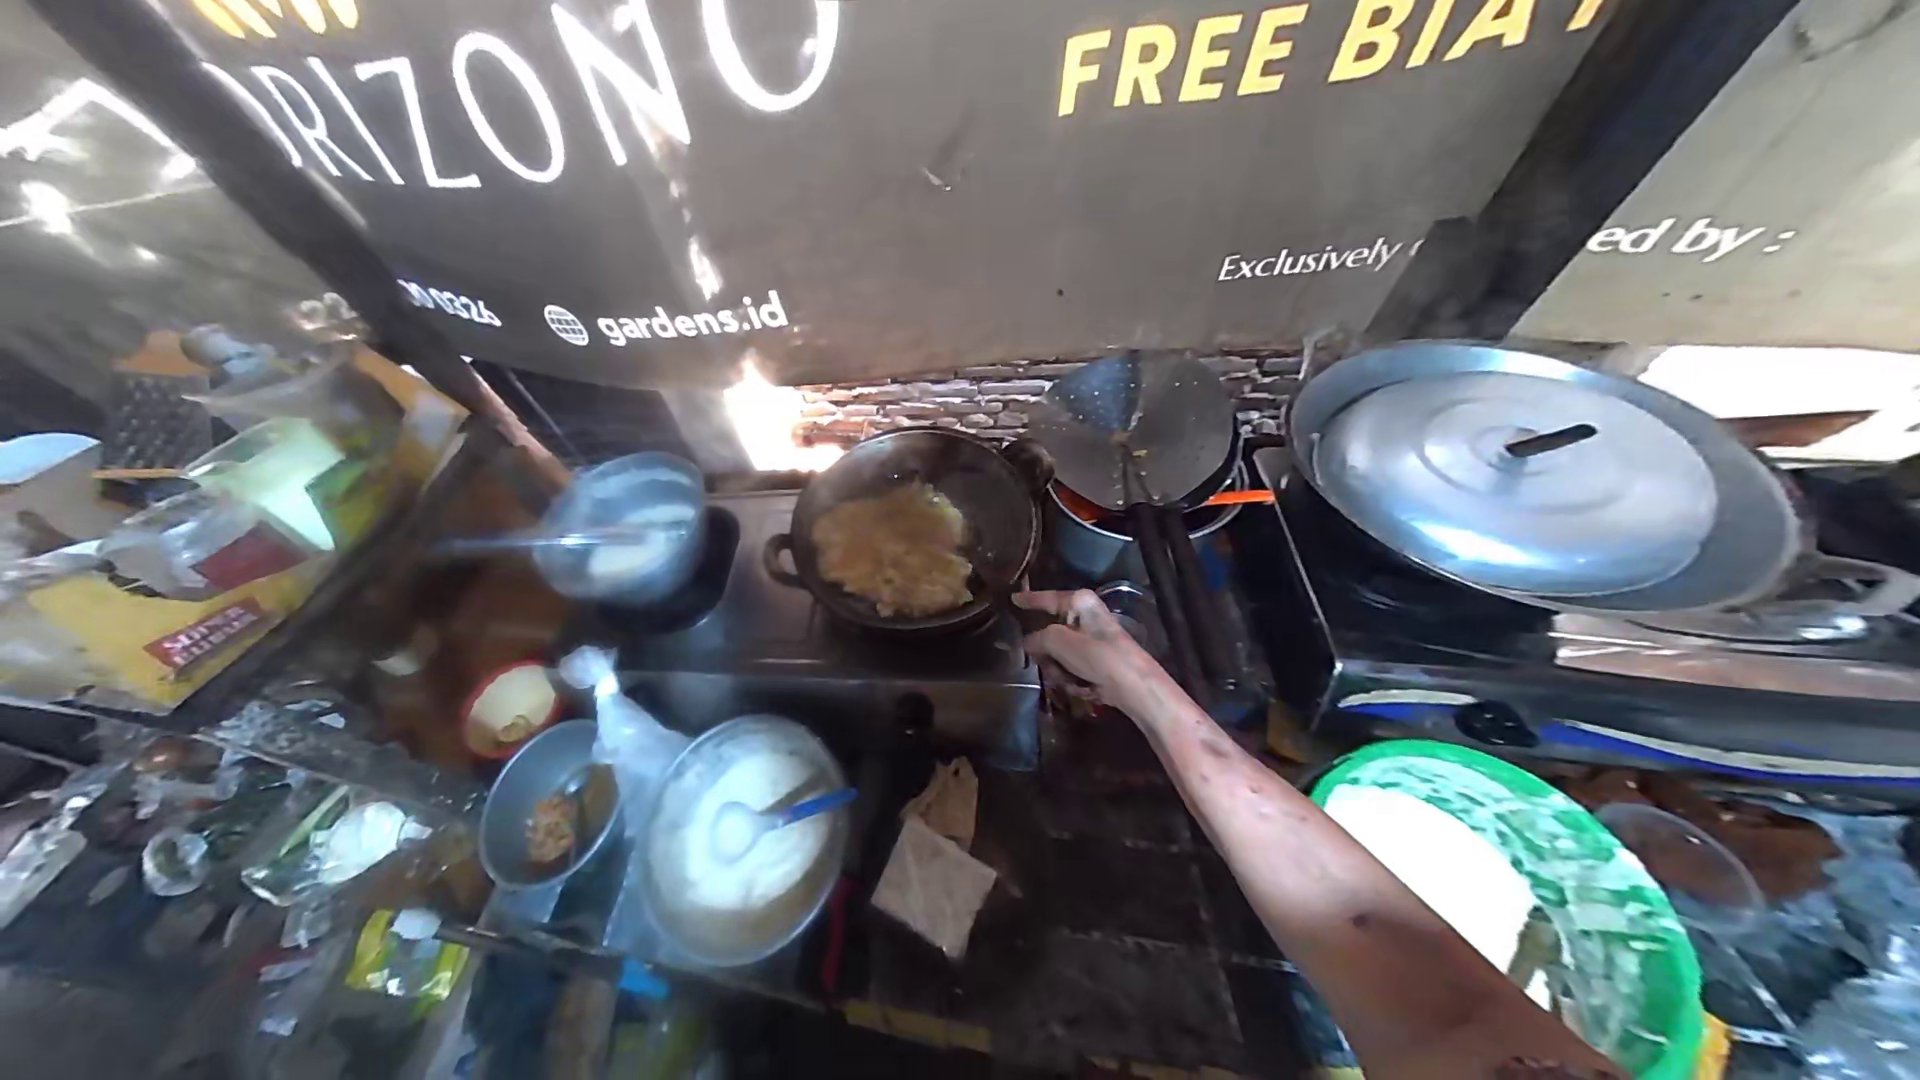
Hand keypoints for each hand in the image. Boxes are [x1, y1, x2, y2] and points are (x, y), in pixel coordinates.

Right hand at [1015, 590, 1166, 714]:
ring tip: (1068, 679)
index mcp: (1080, 602)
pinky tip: (1081, 686)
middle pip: (1049, 631)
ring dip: (1057, 669)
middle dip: (1045, 652)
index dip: (1028, 600)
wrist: (1133, 684)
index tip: (1012, 599)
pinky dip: (1071, 677)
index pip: (1047, 598)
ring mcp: (1090, 639)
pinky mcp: (1095, 660)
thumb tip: (1026, 643)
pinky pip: (1070, 666)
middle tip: (1041, 663)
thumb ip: (1037, 638)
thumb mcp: (1059, 642)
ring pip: (1057, 653)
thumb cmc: (1098, 655)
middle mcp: (1085, 616)